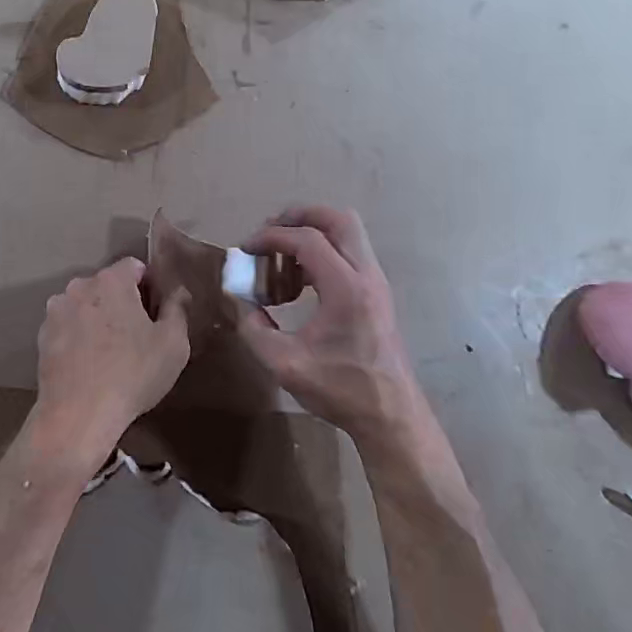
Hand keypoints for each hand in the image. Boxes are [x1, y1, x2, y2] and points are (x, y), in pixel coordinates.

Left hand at [36, 258, 190, 454]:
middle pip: (108, 285)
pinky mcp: (41, 337)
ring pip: (86, 306)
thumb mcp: (173, 344)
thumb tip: (178, 293)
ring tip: (111, 353)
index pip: (134, 266)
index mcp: (111, 281)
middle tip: (138, 335)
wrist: (78, 416)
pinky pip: (68, 327)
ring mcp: (55, 312)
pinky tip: (89, 365)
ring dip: (98, 319)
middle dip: (123, 302)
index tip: (157, 312)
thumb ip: (178, 310)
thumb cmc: (132, 375)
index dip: (150, 285)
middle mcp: (78, 287)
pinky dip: (79, 337)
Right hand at [235, 206, 422, 441]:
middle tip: (269, 233)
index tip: (246, 249)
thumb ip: (253, 328)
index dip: (271, 237)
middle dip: (299, 216)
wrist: (391, 415)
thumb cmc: (341, 390)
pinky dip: (322, 252)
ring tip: (281, 258)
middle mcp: (366, 274)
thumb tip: (240, 301)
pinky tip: (299, 282)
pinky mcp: (376, 292)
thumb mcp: (284, 364)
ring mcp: (376, 281)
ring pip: (347, 232)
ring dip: (312, 233)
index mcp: (346, 288)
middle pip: (338, 218)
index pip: (307, 239)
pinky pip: (349, 252)